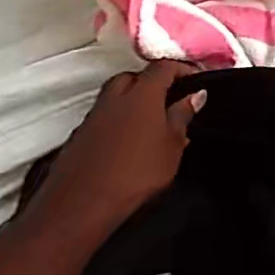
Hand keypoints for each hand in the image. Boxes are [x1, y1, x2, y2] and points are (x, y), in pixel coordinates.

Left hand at [30, 61, 207, 233]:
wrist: (80, 207)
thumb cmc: (136, 172)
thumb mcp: (172, 145)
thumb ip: (182, 116)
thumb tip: (195, 95)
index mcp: (141, 96)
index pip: (162, 67)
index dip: (182, 69)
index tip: (197, 81)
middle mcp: (113, 100)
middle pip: (132, 77)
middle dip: (152, 81)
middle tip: (172, 97)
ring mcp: (91, 119)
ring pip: (113, 96)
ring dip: (133, 100)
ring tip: (153, 120)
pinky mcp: (77, 138)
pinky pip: (102, 117)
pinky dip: (118, 119)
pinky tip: (130, 139)